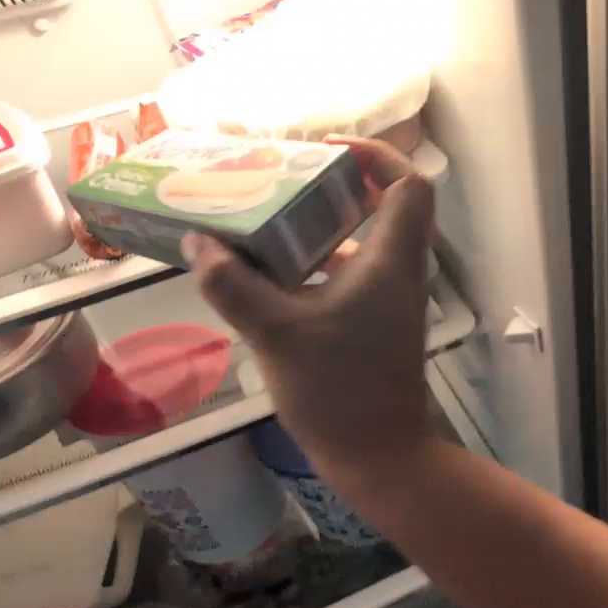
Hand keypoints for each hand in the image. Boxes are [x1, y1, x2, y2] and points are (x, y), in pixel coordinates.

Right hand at [186, 135, 436, 474]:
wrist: (378, 455)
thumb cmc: (338, 391)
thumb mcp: (276, 333)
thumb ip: (234, 284)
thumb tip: (198, 242)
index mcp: (391, 261)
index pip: (409, 184)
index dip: (376, 155)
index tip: (327, 152)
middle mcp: (399, 273)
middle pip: (382, 207)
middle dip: (334, 187)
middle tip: (281, 180)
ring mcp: (390, 301)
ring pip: (363, 244)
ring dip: (320, 229)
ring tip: (263, 220)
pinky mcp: (375, 326)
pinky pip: (350, 278)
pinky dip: (317, 267)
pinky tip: (269, 276)